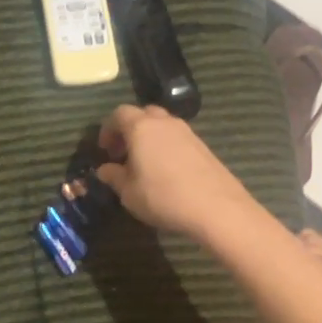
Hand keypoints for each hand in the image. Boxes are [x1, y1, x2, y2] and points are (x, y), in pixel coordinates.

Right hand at [95, 105, 251, 238]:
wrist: (216, 208)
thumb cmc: (163, 197)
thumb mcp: (129, 192)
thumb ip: (114, 176)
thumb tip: (105, 169)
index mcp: (141, 128)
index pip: (119, 114)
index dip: (108, 129)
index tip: (105, 150)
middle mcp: (165, 123)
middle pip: (143, 114)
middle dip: (129, 129)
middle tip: (123, 153)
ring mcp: (187, 132)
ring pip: (162, 125)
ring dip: (149, 138)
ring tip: (144, 164)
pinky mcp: (203, 146)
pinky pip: (177, 138)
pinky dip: (166, 146)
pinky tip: (165, 171)